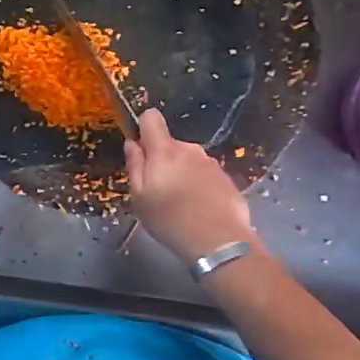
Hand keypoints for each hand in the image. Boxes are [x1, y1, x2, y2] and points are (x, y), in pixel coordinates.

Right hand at [124, 108, 258, 261]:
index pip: (151, 118)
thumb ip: (134, 164)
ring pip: (188, 160)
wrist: (219, 242)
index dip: (143, 128)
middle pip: (170, 144)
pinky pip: (204, 174)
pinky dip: (198, 184)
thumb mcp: (139, 196)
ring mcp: (211, 164)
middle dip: (162, 159)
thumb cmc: (169, 219)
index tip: (140, 149)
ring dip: (181, 172)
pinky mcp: (227, 179)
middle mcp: (190, 150)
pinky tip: (199, 207)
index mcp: (164, 151)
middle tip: (158, 189)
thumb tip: (132, 143)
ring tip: (180, 202)